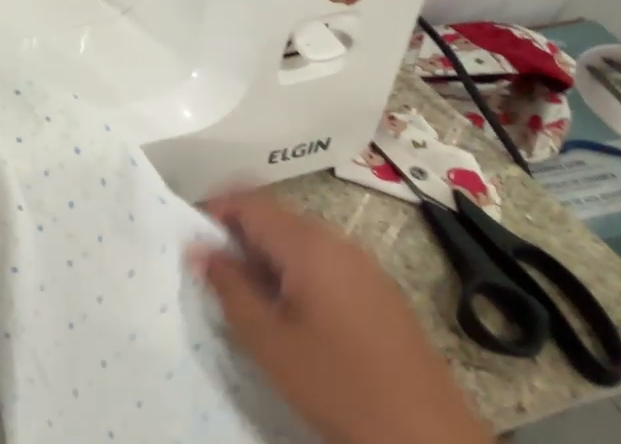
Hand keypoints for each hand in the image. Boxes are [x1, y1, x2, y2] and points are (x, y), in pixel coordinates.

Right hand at [193, 192, 493, 443]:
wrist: (428, 439)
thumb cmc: (338, 385)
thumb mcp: (267, 341)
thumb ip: (228, 286)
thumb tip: (199, 248)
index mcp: (309, 245)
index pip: (248, 201)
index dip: (213, 211)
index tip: (191, 243)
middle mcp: (339, 242)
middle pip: (275, 217)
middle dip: (239, 238)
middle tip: (216, 278)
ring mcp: (366, 267)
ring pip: (300, 241)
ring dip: (267, 258)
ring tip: (251, 302)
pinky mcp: (381, 293)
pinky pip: (325, 263)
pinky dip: (297, 274)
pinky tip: (293, 317)